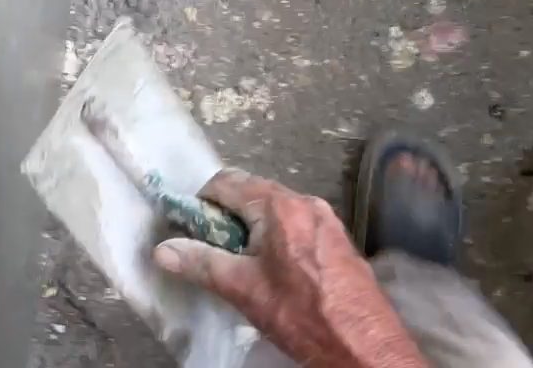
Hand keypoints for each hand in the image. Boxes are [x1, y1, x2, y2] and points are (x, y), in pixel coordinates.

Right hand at [152, 170, 428, 367]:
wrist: (371, 356)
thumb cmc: (304, 317)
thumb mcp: (244, 291)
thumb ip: (201, 263)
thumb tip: (161, 250)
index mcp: (278, 205)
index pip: (225, 182)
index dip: (202, 202)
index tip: (193, 228)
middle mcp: (305, 201)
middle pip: (252, 192)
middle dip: (229, 216)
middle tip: (218, 250)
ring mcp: (327, 219)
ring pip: (275, 209)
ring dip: (254, 227)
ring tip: (247, 264)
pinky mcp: (341, 240)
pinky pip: (298, 223)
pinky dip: (279, 236)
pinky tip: (279, 271)